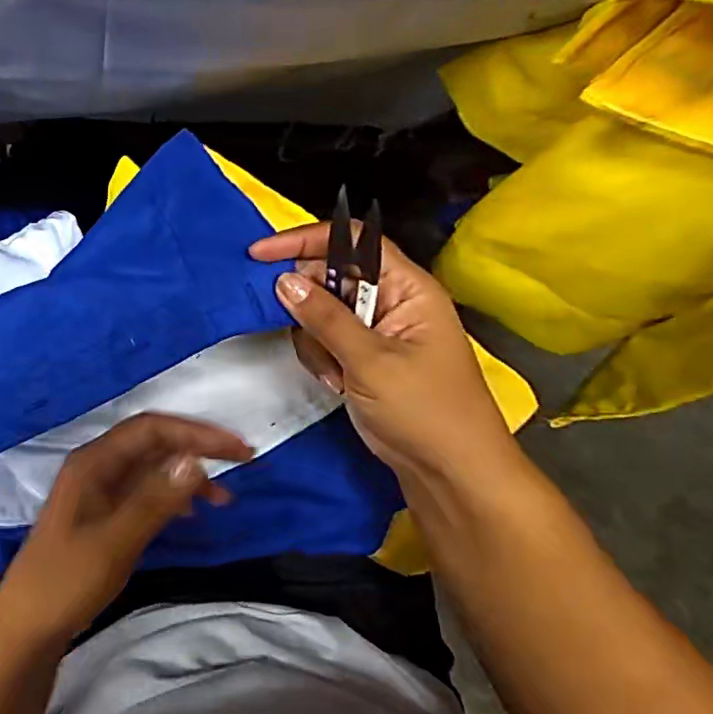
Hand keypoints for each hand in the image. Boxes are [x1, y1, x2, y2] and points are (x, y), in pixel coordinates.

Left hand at [0, 414, 252, 646]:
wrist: (28, 622)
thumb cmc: (67, 579)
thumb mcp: (116, 541)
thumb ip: (154, 500)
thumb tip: (195, 460)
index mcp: (93, 462)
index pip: (149, 428)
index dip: (194, 432)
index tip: (237, 449)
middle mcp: (94, 466)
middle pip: (151, 442)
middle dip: (195, 446)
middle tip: (241, 461)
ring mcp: (96, 489)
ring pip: (148, 466)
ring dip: (185, 473)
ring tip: (223, 498)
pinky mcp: (101, 513)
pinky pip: (142, 490)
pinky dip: (170, 495)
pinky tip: (189, 513)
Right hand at [249, 223, 514, 476]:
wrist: (452, 473)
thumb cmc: (426, 412)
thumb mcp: (370, 361)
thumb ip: (324, 317)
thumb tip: (283, 280)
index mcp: (407, 289)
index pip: (353, 242)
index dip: (307, 240)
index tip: (260, 254)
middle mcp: (391, 301)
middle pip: (331, 276)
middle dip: (307, 300)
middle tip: (293, 325)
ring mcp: (376, 330)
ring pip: (321, 310)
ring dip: (314, 338)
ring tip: (334, 373)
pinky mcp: (363, 356)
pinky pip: (325, 339)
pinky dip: (321, 358)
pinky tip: (337, 384)